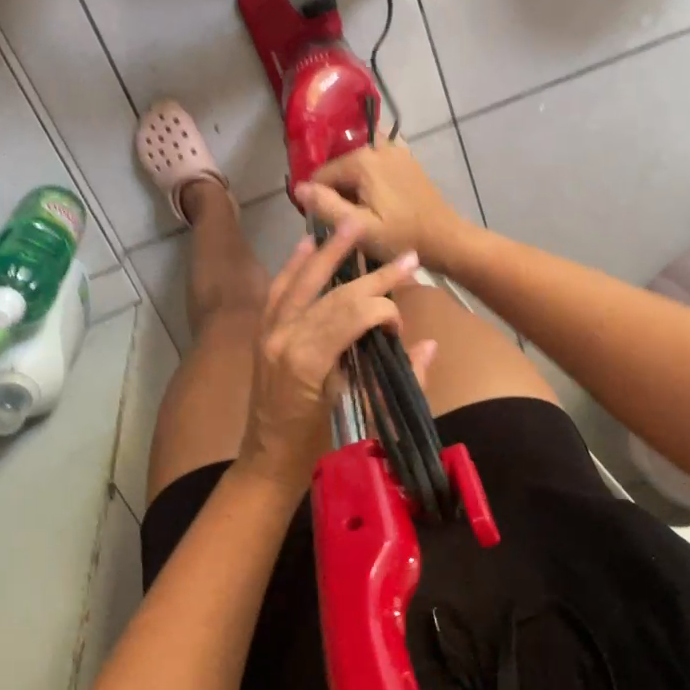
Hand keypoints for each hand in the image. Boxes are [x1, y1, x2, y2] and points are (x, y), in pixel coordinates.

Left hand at [238, 219, 435, 494]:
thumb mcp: (362, 420)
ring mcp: (268, 334)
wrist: (267, 465)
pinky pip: (278, 292)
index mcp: (306, 362)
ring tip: (353, 224)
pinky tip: (307, 245)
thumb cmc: (317, 450)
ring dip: (328, 252)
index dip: (383, 309)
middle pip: (332, 294)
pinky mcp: (261, 334)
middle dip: (372, 276)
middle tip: (406, 259)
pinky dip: (293, 267)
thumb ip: (399, 383)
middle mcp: (283, 338)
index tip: (401, 324)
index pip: (351, 314)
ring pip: (301, 282)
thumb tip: (427, 346)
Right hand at [294, 138, 470, 267]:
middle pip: (339, 169)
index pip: (321, 175)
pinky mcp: (406, 160)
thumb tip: (298, 187)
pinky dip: (370, 182)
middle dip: (337, 192)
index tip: (327, 223)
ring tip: (363, 214)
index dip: (318, 200)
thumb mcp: (359, 227)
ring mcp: (395, 151)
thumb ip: (326, 206)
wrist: (445, 238)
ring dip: (354, 188)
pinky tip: (378, 204)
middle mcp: (377, 147)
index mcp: (362, 160)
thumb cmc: (400, 237)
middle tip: (347, 222)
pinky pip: (375, 167)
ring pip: (357, 168)